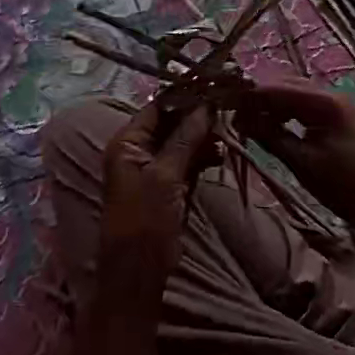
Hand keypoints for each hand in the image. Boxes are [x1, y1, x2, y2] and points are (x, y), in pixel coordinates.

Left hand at [98, 103, 216, 294]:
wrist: (140, 268)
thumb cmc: (145, 218)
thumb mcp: (165, 175)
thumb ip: (185, 138)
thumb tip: (206, 105)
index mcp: (127, 142)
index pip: (157, 107)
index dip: (184, 96)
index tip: (214, 86)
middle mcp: (138, 151)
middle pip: (171, 123)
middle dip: (198, 116)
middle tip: (227, 108)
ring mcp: (154, 169)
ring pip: (182, 142)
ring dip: (203, 137)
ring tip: (226, 133)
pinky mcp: (168, 186)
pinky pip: (187, 162)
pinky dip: (202, 157)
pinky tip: (219, 154)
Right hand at [234, 79, 354, 229]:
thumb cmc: (342, 186)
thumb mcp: (299, 161)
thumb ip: (269, 135)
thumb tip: (240, 118)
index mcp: (326, 103)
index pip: (279, 89)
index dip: (251, 96)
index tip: (226, 106)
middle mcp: (333, 95)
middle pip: (288, 86)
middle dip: (261, 98)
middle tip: (235, 115)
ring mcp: (339, 105)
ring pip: (296, 95)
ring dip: (273, 105)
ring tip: (250, 122)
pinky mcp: (340, 117)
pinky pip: (307, 106)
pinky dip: (288, 113)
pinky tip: (273, 126)